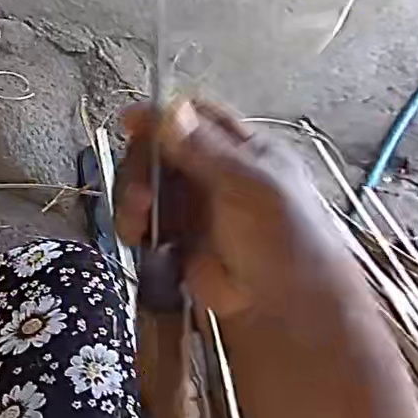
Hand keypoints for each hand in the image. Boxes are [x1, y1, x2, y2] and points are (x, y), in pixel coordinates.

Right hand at [115, 98, 363, 321]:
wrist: (287, 308)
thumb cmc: (286, 240)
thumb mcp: (250, 186)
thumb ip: (204, 149)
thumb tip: (167, 109)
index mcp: (240, 149)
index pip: (194, 117)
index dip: (161, 116)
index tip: (130, 123)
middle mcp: (211, 171)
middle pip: (156, 150)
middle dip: (140, 168)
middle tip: (140, 193)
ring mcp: (190, 204)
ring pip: (142, 183)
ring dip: (131, 199)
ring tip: (139, 222)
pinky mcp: (173, 235)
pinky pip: (139, 218)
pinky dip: (131, 225)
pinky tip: (138, 236)